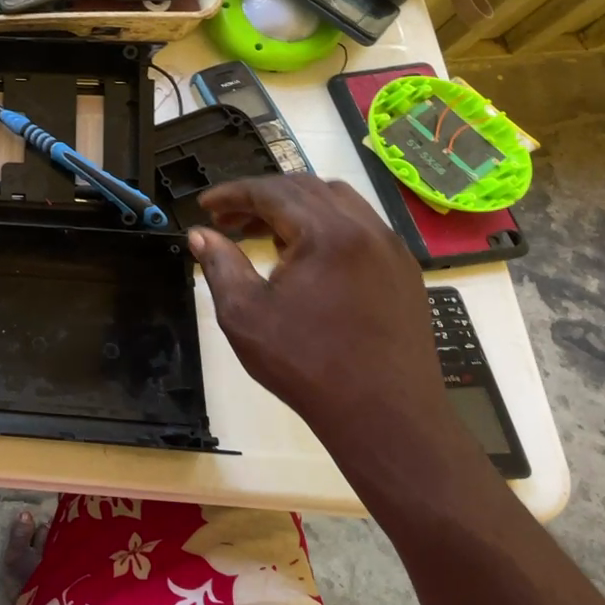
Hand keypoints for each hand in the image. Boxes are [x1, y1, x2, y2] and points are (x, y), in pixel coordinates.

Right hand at [186, 175, 448, 439]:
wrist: (386, 415)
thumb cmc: (307, 364)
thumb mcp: (245, 314)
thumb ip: (220, 265)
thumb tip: (200, 235)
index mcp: (328, 234)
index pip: (272, 192)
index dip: (232, 194)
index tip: (205, 206)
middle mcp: (366, 230)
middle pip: (306, 188)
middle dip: (261, 197)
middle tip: (227, 219)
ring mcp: (392, 250)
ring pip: (338, 202)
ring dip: (295, 207)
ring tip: (264, 234)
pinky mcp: (404, 272)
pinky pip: (360, 228)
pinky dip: (324, 226)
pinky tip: (304, 259)